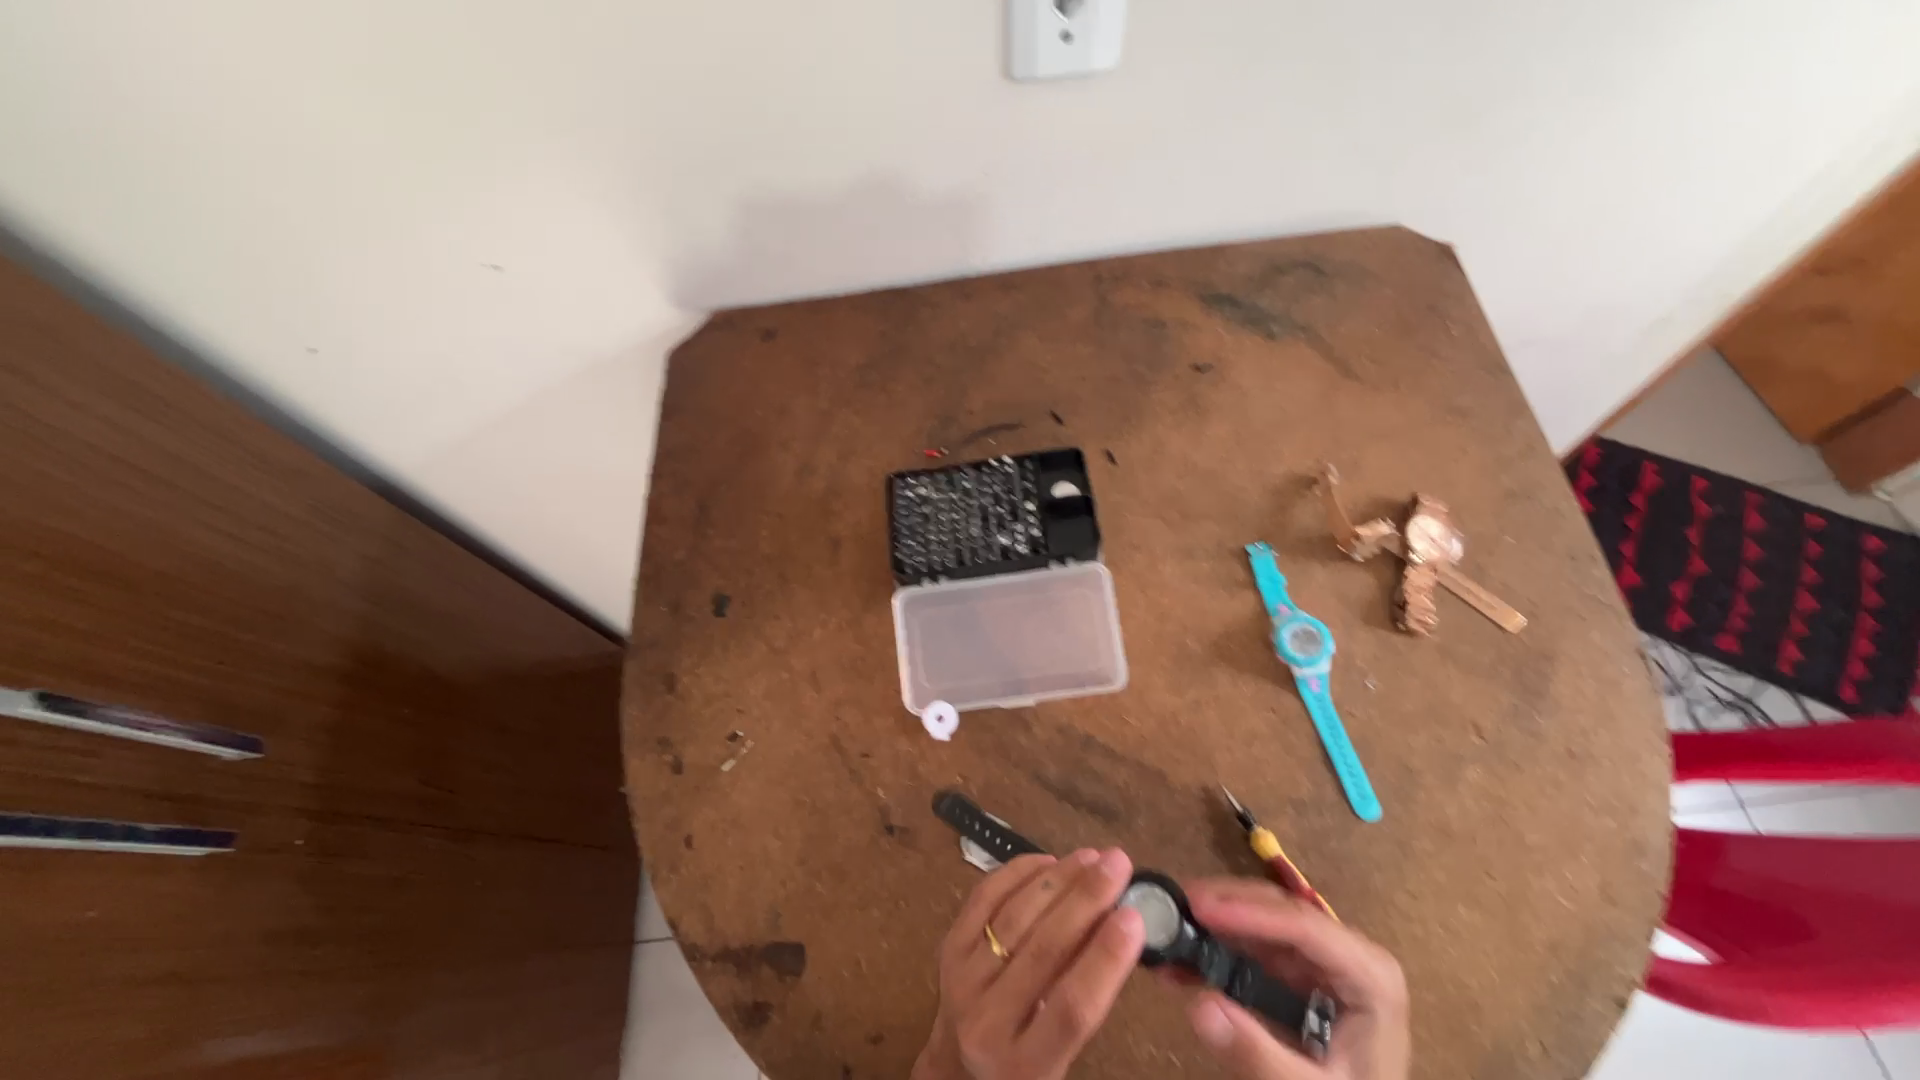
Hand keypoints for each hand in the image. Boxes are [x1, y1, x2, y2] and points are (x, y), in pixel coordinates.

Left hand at [912, 849, 1145, 1079]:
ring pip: (1014, 917)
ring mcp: (961, 980)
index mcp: (1026, 1066)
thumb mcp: (1059, 1054)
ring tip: (1091, 856)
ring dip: (1057, 879)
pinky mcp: (947, 949)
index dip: (1104, 958)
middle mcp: (987, 1022)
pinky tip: (1048, 860)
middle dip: (1086, 899)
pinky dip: (1017, 874)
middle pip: (1042, 950)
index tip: (1134, 915)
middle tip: (1118, 863)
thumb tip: (1120, 924)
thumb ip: (1084, 1000)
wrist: (956, 1070)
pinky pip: (984, 899)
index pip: (1071, 1007)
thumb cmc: (1025, 1064)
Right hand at [1178, 878, 1408, 1079]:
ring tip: (1171, 929)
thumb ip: (1257, 1053)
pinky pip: (1257, 951)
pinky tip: (1185, 960)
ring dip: (1217, 925)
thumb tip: (1198, 1005)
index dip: (1249, 912)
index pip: (1304, 927)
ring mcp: (1325, 963)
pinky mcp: (1304, 977)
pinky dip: (1220, 950)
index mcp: (1369, 975)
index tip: (1199, 908)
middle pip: (1281, 914)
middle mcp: (1349, 956)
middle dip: (1225, 907)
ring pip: (1263, 925)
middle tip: (1174, 907)